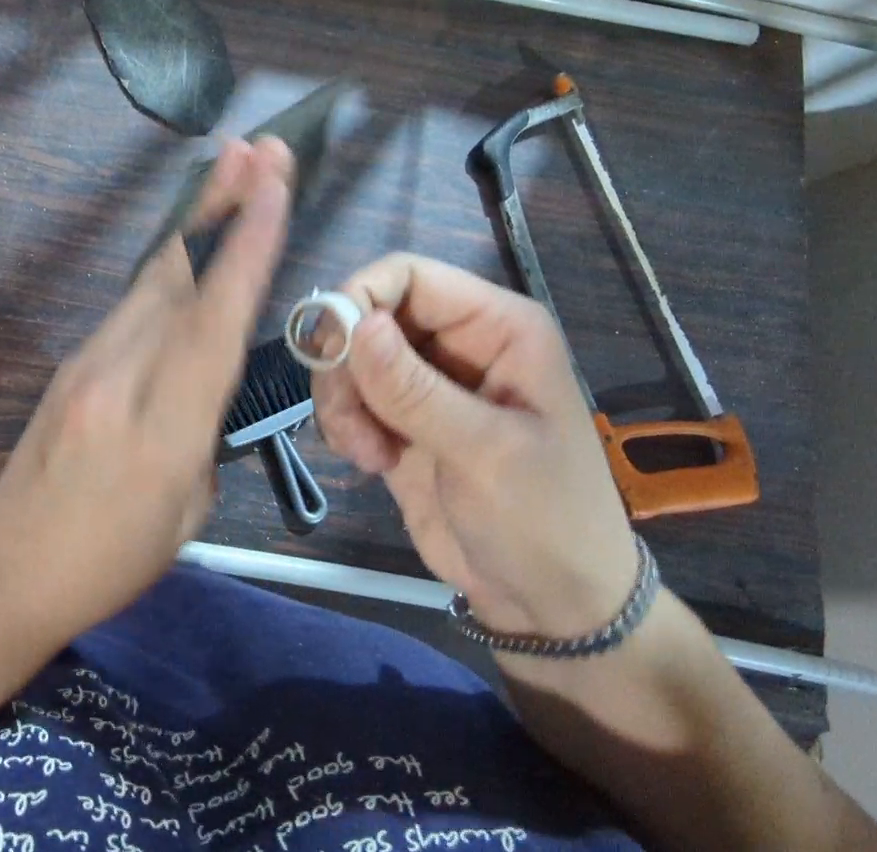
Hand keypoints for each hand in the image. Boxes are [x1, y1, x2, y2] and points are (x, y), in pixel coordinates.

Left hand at [0, 137, 293, 636]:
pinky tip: (190, 256)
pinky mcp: (69, 365)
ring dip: (194, 227)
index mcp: (162, 425)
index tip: (272, 182)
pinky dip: (168, 272)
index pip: (213, 317)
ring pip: (149, 281)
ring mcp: (86, 363)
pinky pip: (129, 307)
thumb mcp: (185, 512)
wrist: (7, 564)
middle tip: (258, 147)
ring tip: (230, 175)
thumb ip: (202, 434)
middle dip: (219, 206)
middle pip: (175, 275)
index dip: (247, 245)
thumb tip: (205, 385)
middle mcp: (120, 376)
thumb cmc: (108, 560)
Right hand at [309, 253, 637, 638]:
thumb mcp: (484, 453)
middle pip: (366, 315)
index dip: (358, 299)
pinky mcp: (401, 422)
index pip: (408, 276)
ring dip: (341, 402)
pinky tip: (369, 462)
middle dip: (344, 365)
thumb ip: (413, 389)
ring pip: (348, 359)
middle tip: (348, 420)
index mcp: (497, 328)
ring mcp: (426, 385)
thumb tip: (351, 323)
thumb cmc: (542, 520)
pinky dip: (344, 426)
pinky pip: (349, 399)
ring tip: (366, 452)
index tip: (329, 353)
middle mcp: (457, 345)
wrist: (548, 601)